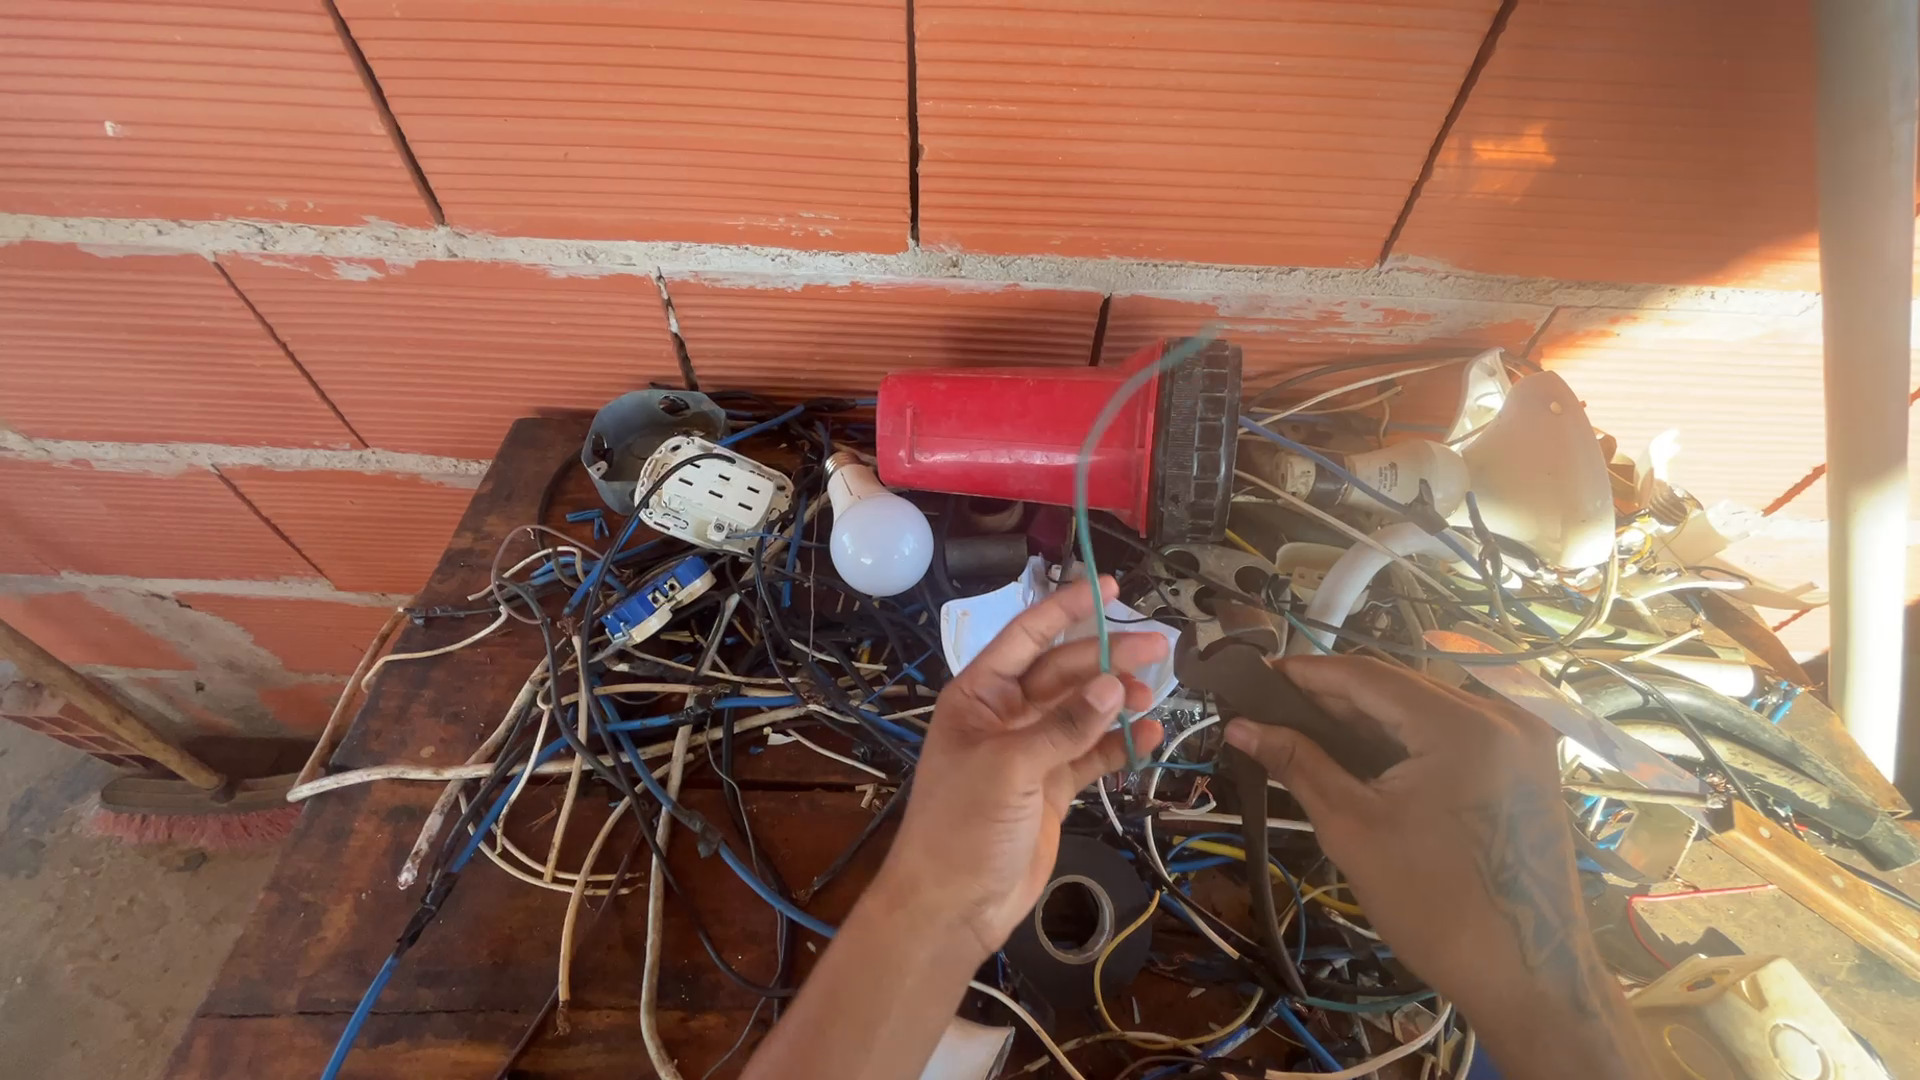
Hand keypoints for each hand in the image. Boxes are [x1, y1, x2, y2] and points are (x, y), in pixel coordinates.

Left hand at [876, 576, 1166, 960]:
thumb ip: (1063, 726)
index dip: (1066, 609)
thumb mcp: (1008, 768)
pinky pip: (1091, 755)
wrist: (952, 906)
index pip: (1027, 638)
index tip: (1108, 587)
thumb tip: (1114, 685)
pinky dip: (1119, 745)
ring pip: (1081, 712)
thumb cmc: (961, 825)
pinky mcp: (1052, 786)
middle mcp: (1006, 714)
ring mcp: (1032, 750)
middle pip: (1063, 673)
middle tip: (1157, 646)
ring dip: (1117, 701)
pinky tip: (1150, 736)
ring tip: (1156, 694)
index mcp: (979, 695)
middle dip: (1106, 658)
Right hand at [1223, 656, 1654, 1078]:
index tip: (1253, 677)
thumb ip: (1294, 761)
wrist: (1530, 984)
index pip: (1364, 674)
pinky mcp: (1521, 765)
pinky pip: (1443, 729)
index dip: (1302, 672)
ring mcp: (1517, 740)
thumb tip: (1237, 725)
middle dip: (1328, 696)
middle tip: (1269, 711)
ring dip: (1359, 715)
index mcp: (1462, 725)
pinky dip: (1395, 735)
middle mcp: (1499, 717)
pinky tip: (1355, 751)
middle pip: (1392, 686)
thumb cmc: (1433, 904)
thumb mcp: (1350, 826)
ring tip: (1301, 730)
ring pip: (1416, 705)